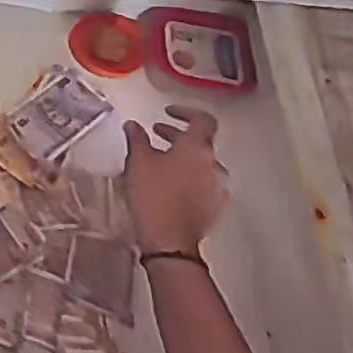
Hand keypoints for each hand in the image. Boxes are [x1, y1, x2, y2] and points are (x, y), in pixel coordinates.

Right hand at [123, 105, 228, 254]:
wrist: (170, 241)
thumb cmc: (153, 195)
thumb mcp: (138, 161)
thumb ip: (137, 137)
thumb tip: (134, 125)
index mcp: (197, 149)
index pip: (203, 120)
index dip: (186, 112)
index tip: (168, 112)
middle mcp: (214, 165)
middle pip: (200, 142)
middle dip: (177, 136)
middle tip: (156, 135)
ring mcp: (219, 188)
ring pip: (202, 163)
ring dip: (183, 157)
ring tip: (160, 162)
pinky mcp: (217, 207)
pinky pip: (204, 183)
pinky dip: (190, 176)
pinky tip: (171, 184)